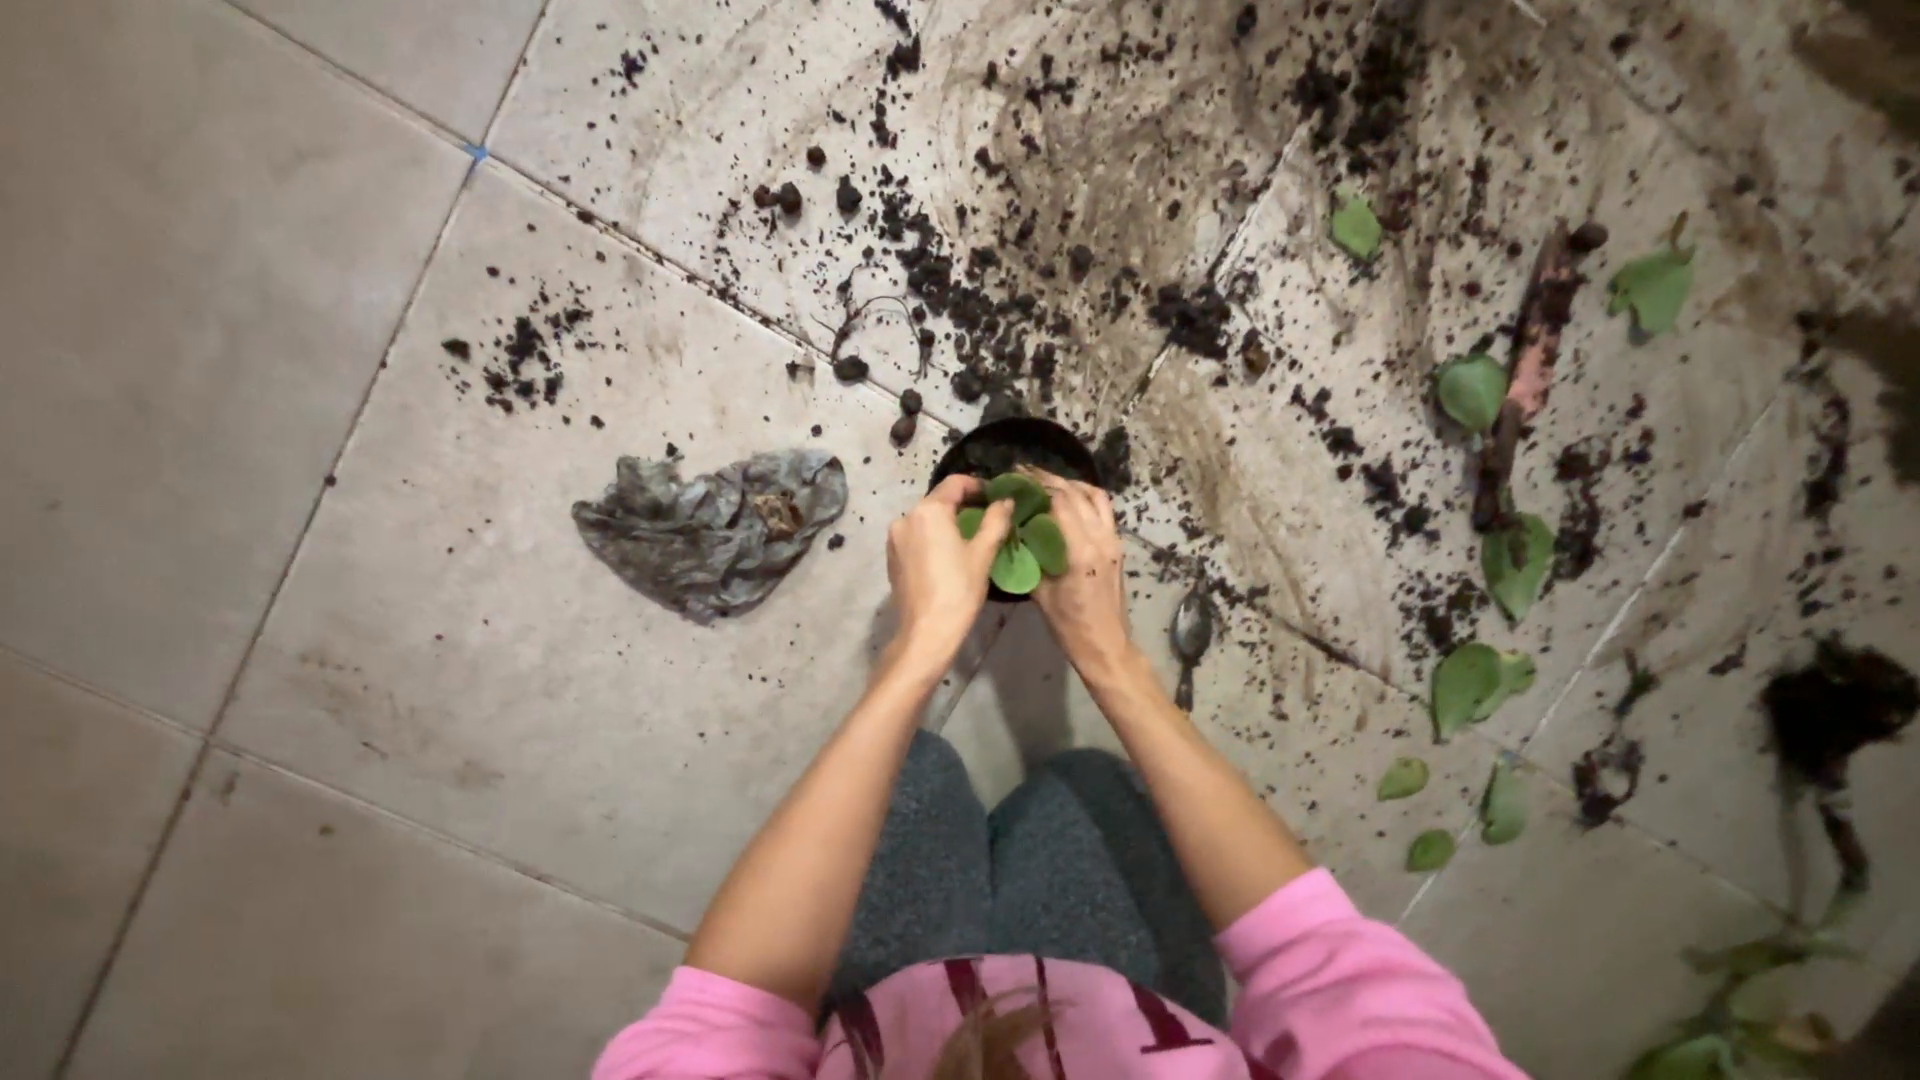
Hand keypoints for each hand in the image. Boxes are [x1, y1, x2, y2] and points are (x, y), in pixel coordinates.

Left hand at [885, 475, 1014, 668]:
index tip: (995, 498)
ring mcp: (894, 538)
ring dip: (946, 522)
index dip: (978, 486)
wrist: (926, 631)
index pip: (955, 483)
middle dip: (963, 505)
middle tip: (987, 518)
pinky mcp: (891, 556)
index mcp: (928, 511)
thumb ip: (996, 520)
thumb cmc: (958, 589)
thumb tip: (1005, 501)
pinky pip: (915, 536)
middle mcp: (906, 517)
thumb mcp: (983, 553)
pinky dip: (932, 538)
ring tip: (968, 538)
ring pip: (925, 519)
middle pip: (938, 500)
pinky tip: (946, 555)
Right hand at [1025, 468, 1136, 683]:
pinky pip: (1103, 510)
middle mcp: (1101, 538)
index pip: (1060, 501)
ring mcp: (1113, 540)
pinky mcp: (1117, 546)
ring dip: (1071, 484)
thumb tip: (1012, 530)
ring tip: (1047, 481)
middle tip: (1025, 472)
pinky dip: (1085, 497)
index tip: (1016, 476)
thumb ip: (1029, 557)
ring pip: (1095, 496)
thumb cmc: (1069, 624)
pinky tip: (1068, 501)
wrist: (1105, 645)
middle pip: (1076, 493)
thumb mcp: (1040, 591)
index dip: (1037, 484)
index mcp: (1080, 550)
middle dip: (1050, 478)